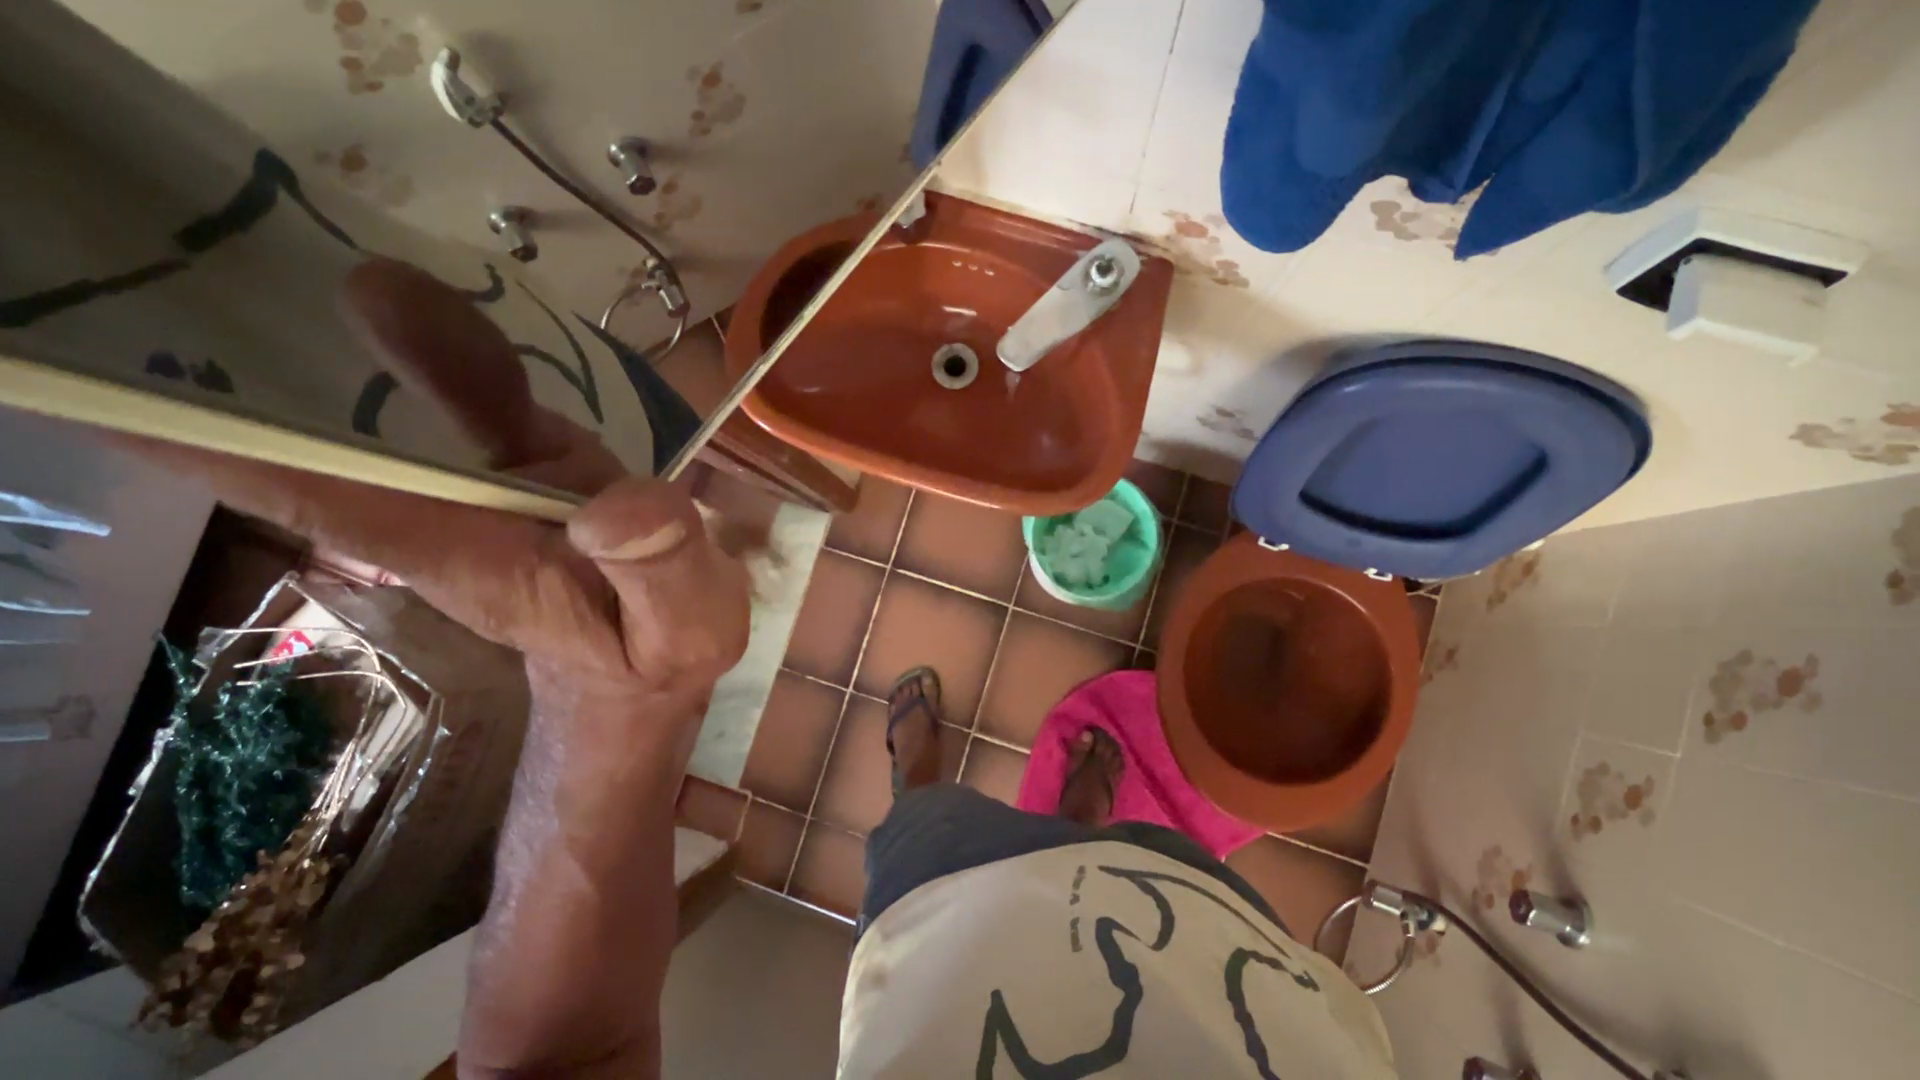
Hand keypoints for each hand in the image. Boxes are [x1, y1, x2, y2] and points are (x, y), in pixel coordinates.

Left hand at [133, 257, 750, 706]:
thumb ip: (661, 570)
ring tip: (306, 261)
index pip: (324, 496)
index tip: (89, 380)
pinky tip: (403, 287)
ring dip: (340, 332)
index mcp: (472, 553)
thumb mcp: (687, 627)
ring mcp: (482, 480)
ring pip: (394, 398)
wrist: (647, 653)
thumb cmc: (658, 653)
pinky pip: (469, 386)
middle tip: (148, 276)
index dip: (213, 443)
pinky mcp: (520, 457)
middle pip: (324, 436)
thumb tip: (617, 504)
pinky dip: (436, 334)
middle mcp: (449, 509)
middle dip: (231, 376)